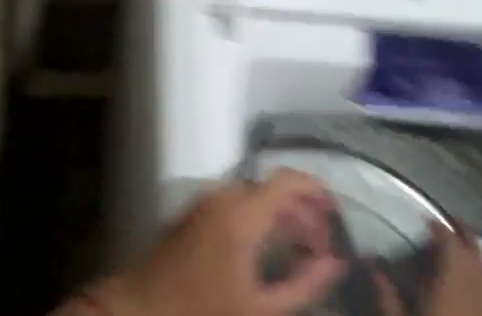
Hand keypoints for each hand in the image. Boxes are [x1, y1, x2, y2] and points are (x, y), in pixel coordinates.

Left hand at [75, 170, 346, 315]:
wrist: (143, 305)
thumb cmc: (203, 308)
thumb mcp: (262, 306)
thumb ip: (304, 284)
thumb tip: (335, 263)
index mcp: (241, 212)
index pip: (286, 179)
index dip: (316, 189)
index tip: (337, 211)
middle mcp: (222, 195)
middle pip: (272, 189)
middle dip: (302, 211)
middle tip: (323, 246)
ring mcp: (204, 201)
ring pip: (253, 196)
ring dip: (280, 215)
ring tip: (301, 250)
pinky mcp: (193, 212)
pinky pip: (233, 203)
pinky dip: (256, 217)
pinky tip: (269, 247)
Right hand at [381, 222, 481, 315]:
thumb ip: (387, 295)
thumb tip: (373, 264)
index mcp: (454, 285)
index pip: (451, 244)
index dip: (440, 228)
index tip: (426, 220)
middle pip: (477, 255)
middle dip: (462, 238)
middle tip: (445, 229)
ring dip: (477, 263)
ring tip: (459, 260)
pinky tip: (476, 296)